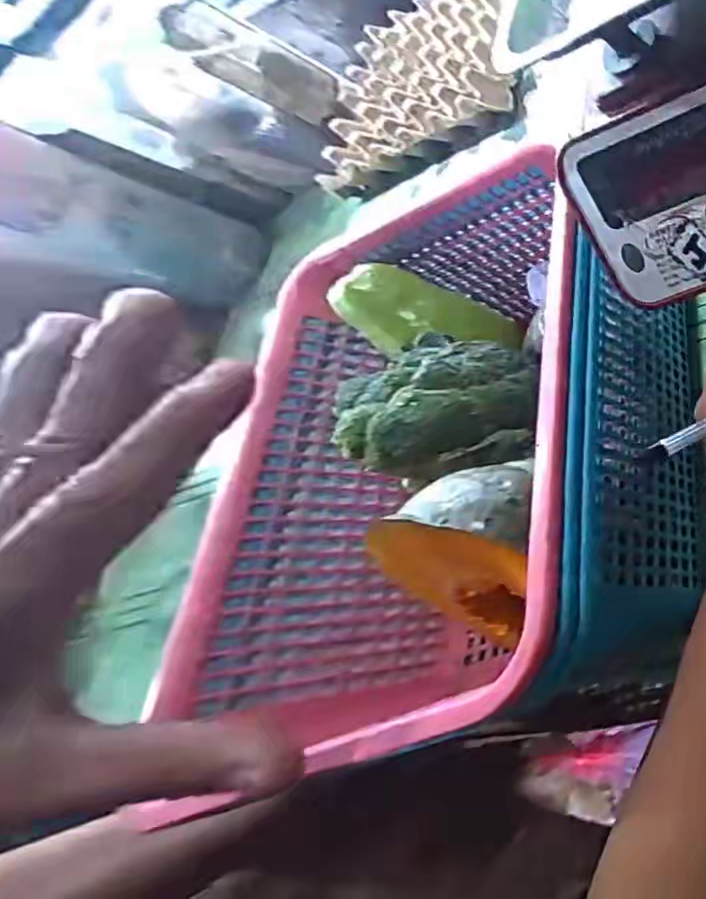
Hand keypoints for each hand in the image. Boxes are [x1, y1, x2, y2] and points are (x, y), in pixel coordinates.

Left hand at [0, 291, 301, 830]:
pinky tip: (2, 394)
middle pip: (47, 446)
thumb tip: (296, 764)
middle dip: (106, 373)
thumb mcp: (35, 780)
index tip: (238, 370)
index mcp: (9, 593)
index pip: (107, 496)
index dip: (177, 432)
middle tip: (149, 304)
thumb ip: (162, 762)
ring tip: (72, 324)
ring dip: (39, 383)